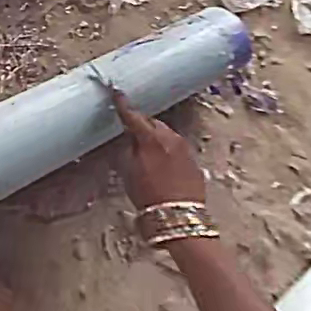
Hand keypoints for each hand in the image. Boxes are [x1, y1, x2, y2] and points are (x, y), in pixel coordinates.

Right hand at [108, 85, 205, 208]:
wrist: (178, 216)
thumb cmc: (149, 196)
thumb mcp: (127, 171)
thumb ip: (127, 148)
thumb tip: (128, 137)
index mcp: (151, 138)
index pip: (133, 116)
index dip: (123, 105)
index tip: (117, 94)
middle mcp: (170, 138)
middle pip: (152, 123)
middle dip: (142, 126)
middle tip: (131, 135)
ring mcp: (185, 148)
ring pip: (166, 135)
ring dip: (155, 139)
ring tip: (146, 154)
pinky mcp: (193, 161)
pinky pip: (176, 148)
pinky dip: (167, 151)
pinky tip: (162, 166)